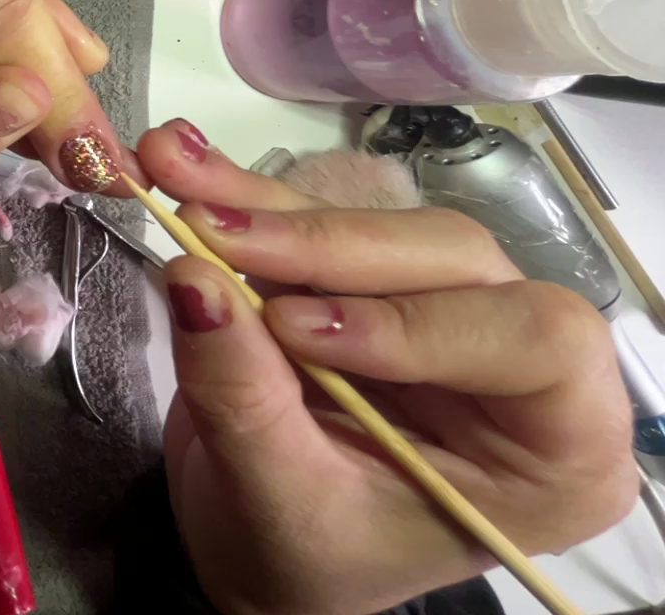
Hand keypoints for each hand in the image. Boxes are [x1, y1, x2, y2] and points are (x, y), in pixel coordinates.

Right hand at [136, 120, 634, 614]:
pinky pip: (293, 218)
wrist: (245, 538)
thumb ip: (238, 393)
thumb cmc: (290, 549)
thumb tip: (191, 278)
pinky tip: (178, 163)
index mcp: (542, 446)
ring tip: (170, 169)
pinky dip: (230, 192)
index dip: (414, 320)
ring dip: (257, 199)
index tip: (290, 328)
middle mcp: (495, 360)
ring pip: (357, 220)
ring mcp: (410, 307)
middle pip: (440, 256)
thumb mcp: (271, 491)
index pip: (533, 343)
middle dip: (314, 241)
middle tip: (204, 227)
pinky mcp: (333, 280)